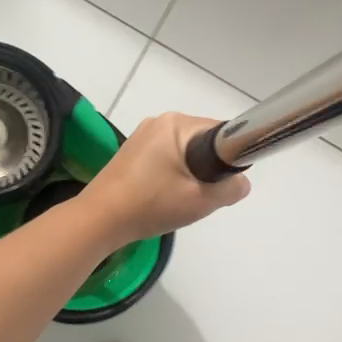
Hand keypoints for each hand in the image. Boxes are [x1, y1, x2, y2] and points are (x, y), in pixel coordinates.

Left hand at [82, 113, 251, 244]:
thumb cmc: (151, 204)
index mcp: (176, 123)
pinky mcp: (130, 152)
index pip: (220, 133)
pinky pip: (164, 159)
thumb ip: (230, 189)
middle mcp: (158, 122)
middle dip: (207, 169)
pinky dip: (171, 176)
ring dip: (189, 175)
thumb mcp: (201, 200)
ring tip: (180, 200)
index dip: (230, 158)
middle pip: (201, 142)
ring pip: (183, 153)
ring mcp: (141, 136)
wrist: (100, 219)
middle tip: (202, 196)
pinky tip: (163, 197)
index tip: (224, 183)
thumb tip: (241, 183)